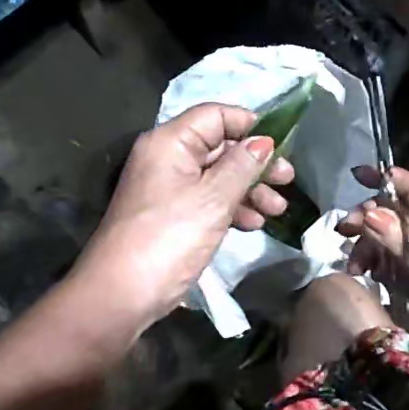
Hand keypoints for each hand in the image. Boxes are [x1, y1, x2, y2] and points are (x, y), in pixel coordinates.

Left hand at [70, 103, 295, 331]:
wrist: (121, 294)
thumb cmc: (169, 238)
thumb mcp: (212, 199)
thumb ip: (242, 166)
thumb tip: (264, 141)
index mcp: (169, 142)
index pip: (215, 115)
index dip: (250, 125)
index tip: (283, 144)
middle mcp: (166, 158)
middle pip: (219, 146)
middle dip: (255, 163)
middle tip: (288, 180)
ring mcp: (167, 188)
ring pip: (216, 176)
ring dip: (249, 190)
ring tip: (277, 210)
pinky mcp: (171, 215)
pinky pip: (207, 200)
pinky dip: (231, 208)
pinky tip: (254, 224)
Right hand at [335, 166, 408, 359]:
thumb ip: (400, 237)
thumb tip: (367, 211)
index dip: (388, 179)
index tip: (357, 174)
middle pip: (397, 211)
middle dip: (369, 217)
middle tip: (344, 230)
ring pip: (388, 235)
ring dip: (367, 244)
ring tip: (354, 263)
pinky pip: (387, 258)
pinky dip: (372, 262)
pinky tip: (361, 272)